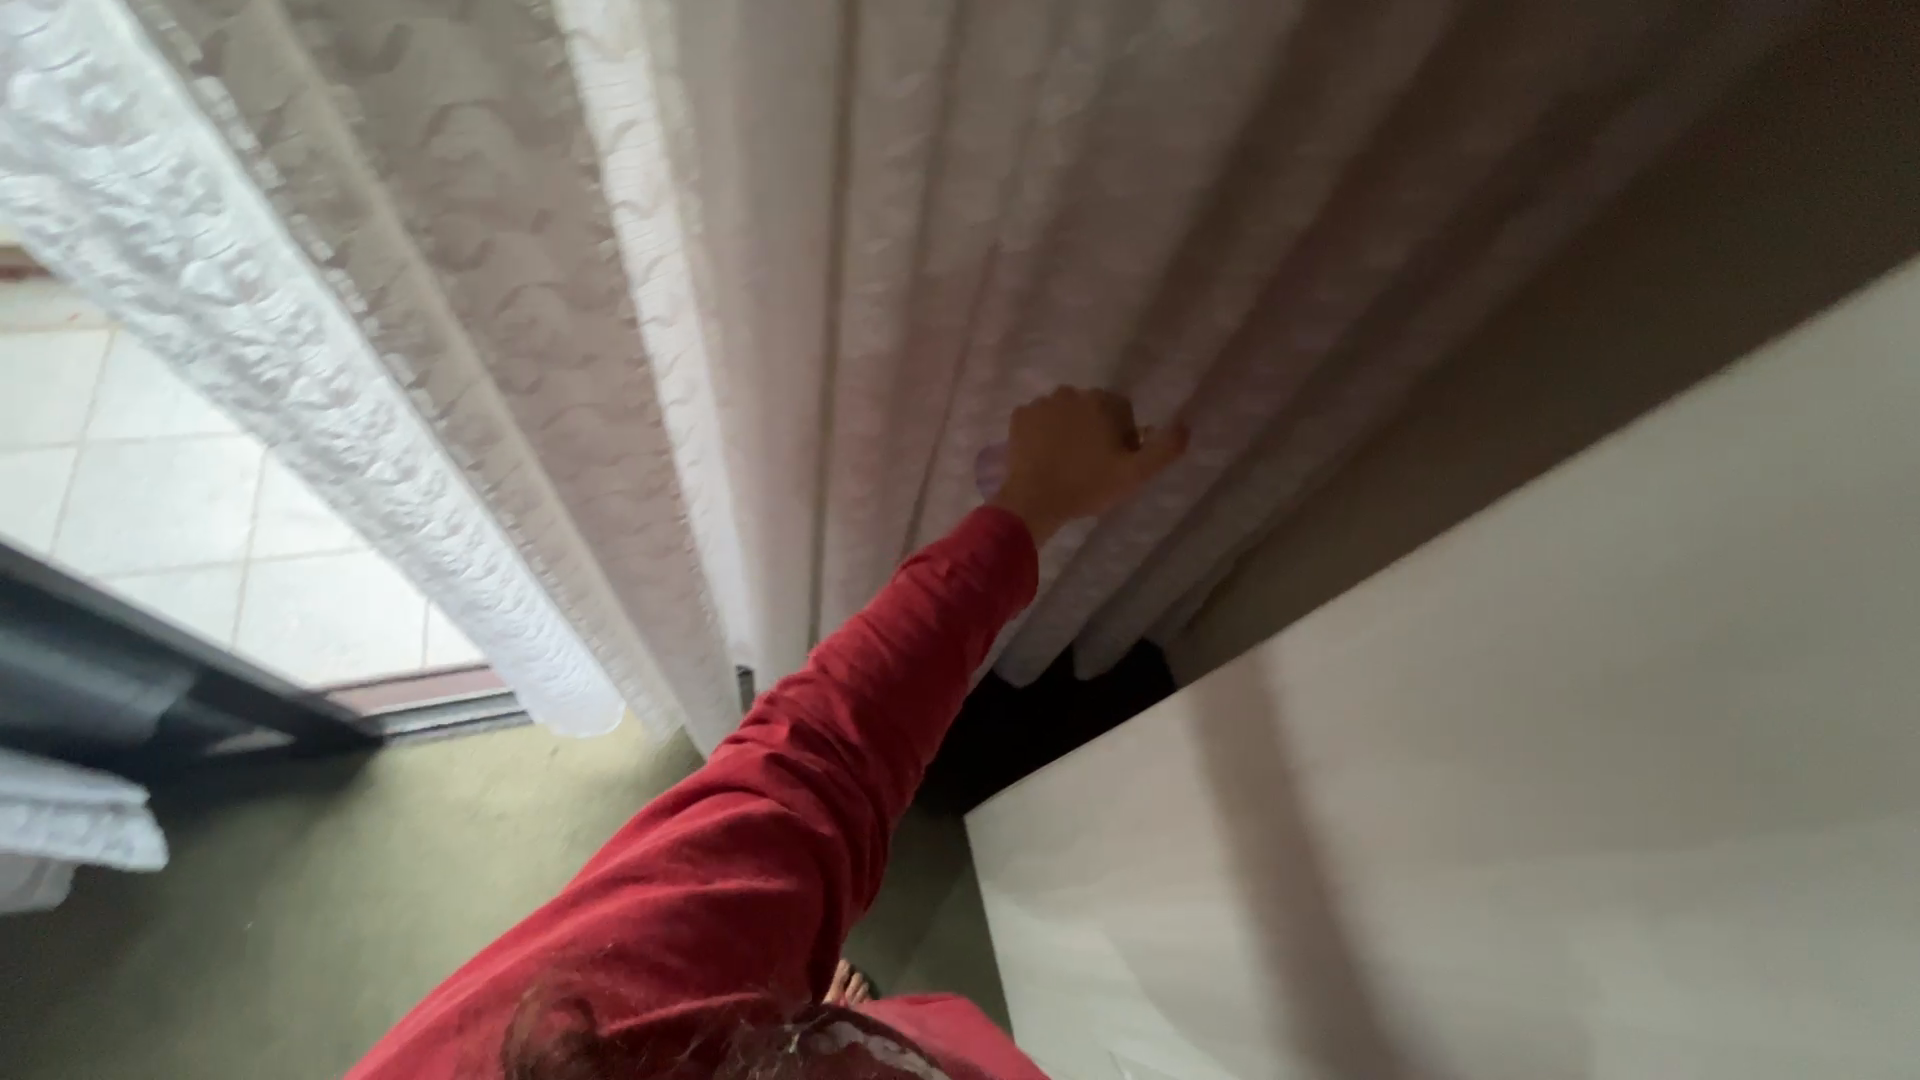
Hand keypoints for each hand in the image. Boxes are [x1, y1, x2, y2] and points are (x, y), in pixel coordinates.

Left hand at [989, 387, 1186, 544]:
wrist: (1034, 501)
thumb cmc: (1087, 486)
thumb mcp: (1136, 473)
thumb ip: (1165, 448)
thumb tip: (1185, 425)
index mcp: (1102, 401)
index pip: (1122, 411)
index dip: (1123, 436)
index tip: (1115, 461)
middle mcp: (1071, 392)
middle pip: (1092, 410)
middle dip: (1095, 430)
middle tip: (1091, 465)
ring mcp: (1041, 403)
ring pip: (1064, 414)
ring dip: (1068, 430)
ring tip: (1066, 463)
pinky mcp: (1019, 417)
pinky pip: (1039, 420)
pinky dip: (1043, 434)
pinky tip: (1045, 458)